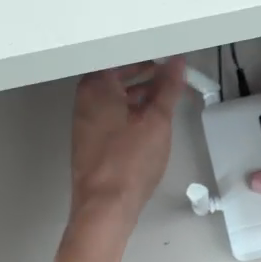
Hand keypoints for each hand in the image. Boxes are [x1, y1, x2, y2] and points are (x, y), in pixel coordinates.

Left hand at [52, 58, 186, 261]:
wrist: (104, 207)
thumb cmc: (128, 162)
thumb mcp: (157, 121)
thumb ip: (167, 90)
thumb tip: (176, 64)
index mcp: (96, 86)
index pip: (121, 56)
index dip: (147, 54)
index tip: (167, 54)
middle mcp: (85, 100)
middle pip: (116, 76)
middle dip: (144, 74)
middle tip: (170, 74)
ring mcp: (85, 122)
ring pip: (115, 97)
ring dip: (138, 95)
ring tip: (166, 98)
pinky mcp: (90, 142)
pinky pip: (112, 116)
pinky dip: (130, 112)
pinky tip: (148, 122)